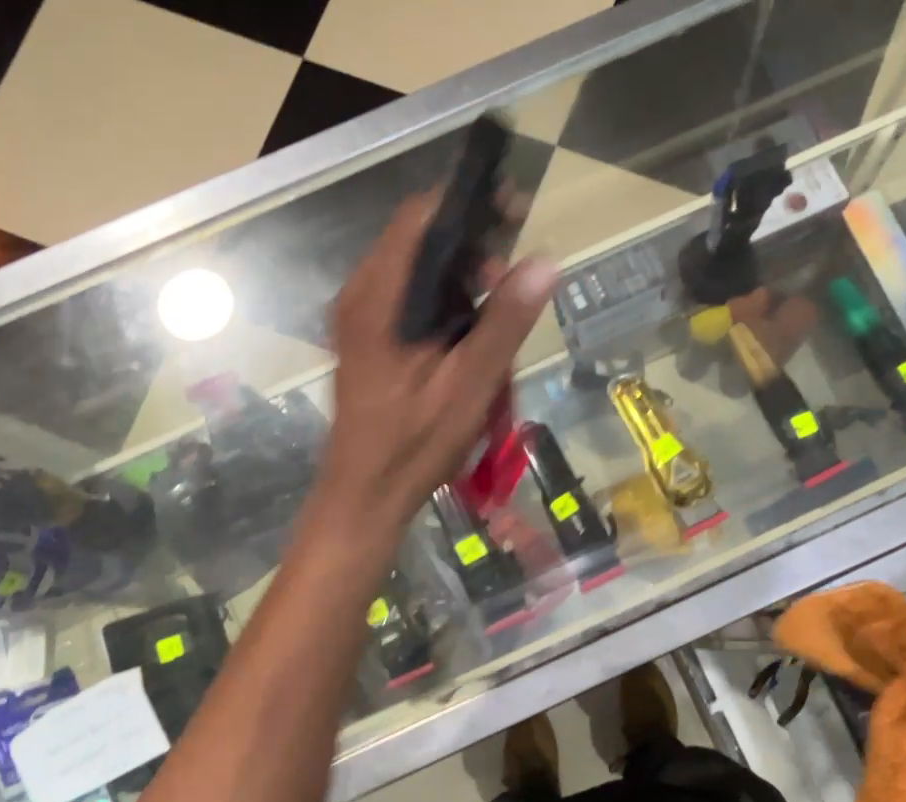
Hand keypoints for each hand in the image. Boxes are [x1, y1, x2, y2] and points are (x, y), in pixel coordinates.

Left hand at [321, 193, 557, 522]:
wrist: (366, 494)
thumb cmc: (415, 444)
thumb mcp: (469, 385)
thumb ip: (504, 322)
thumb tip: (544, 263)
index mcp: (378, 297)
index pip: (420, 218)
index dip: (468, 204)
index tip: (514, 212)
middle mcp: (362, 294)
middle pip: (419, 238)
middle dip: (472, 243)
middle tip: (517, 274)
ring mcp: (361, 316)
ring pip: (417, 267)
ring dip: (462, 273)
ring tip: (503, 301)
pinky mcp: (369, 337)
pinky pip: (410, 296)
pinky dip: (446, 297)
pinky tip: (475, 327)